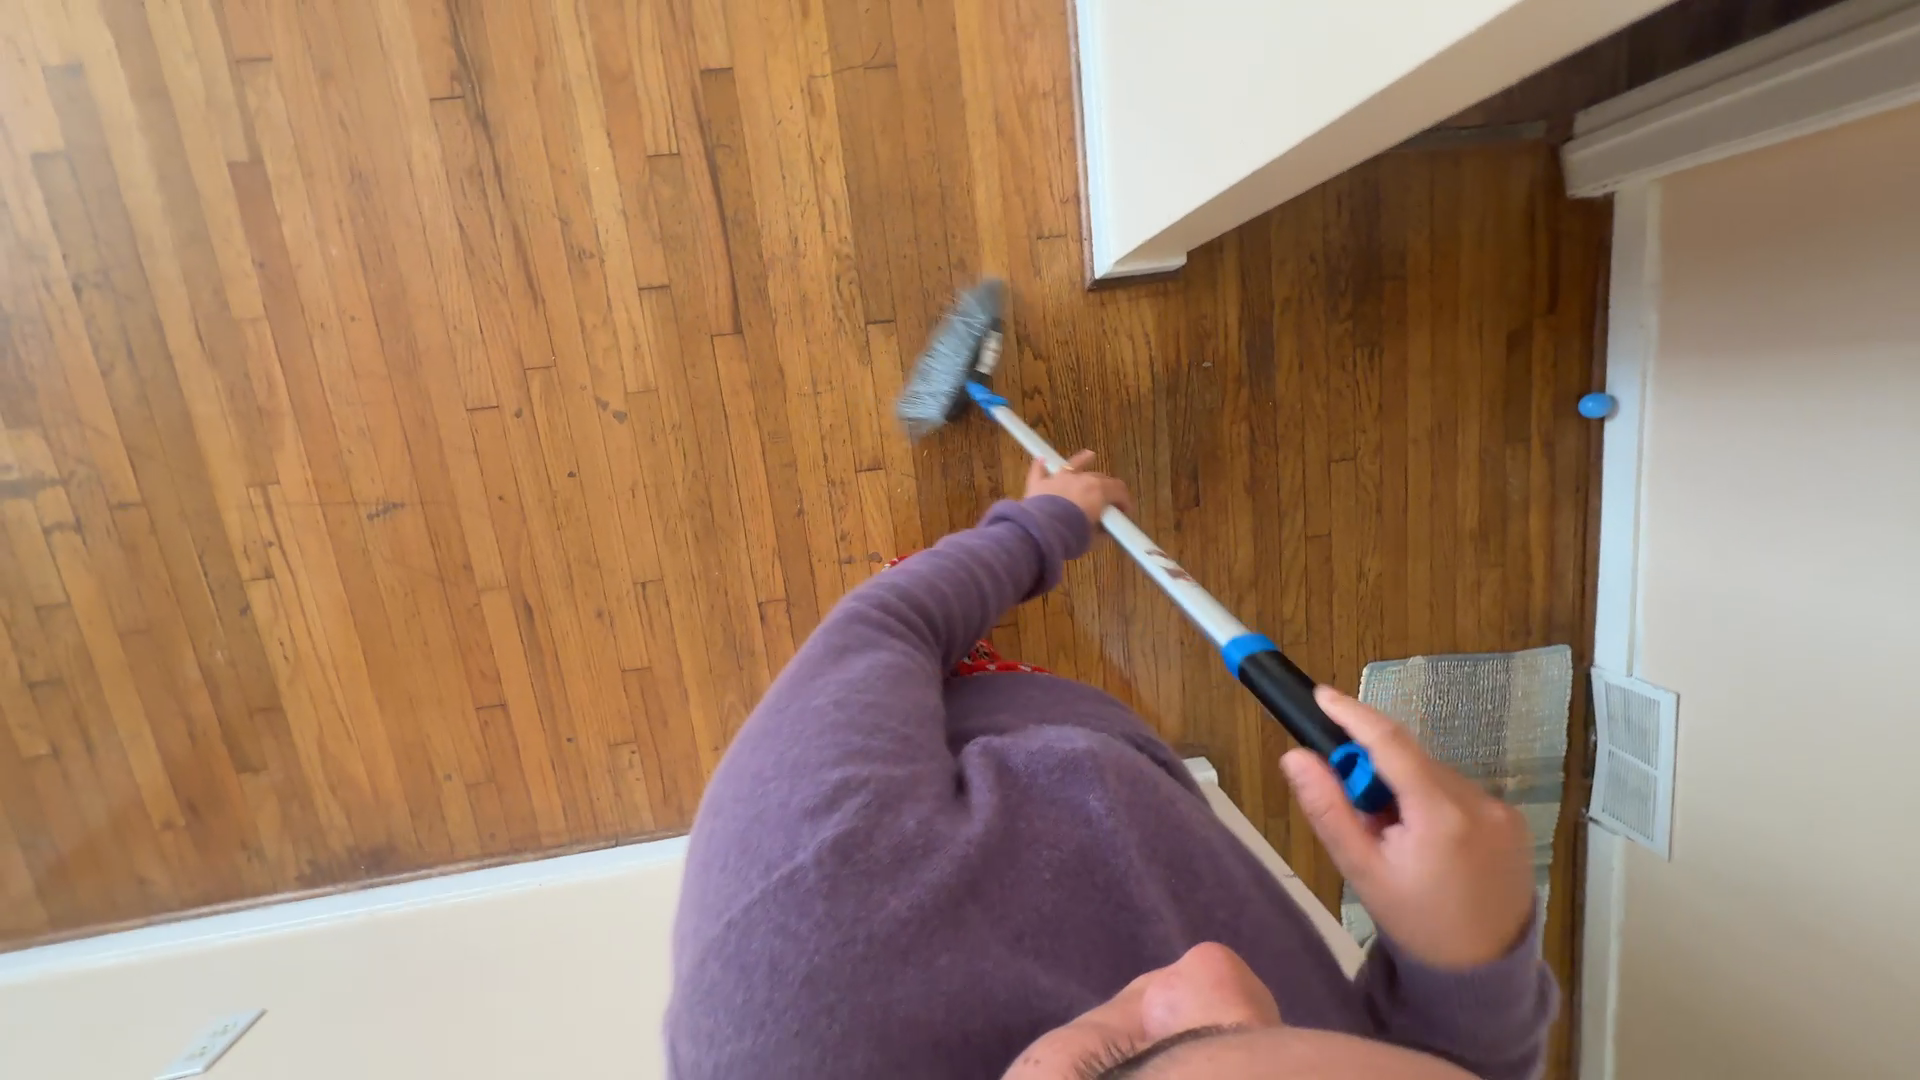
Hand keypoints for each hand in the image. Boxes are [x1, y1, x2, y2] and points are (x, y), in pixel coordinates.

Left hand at [1024, 450, 1132, 527]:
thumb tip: (1103, 529)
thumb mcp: (1093, 539)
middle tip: (1105, 502)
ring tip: (1089, 455)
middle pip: (1098, 478)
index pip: (1119, 489)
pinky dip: (1041, 466)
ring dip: (1082, 460)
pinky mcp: (1039, 483)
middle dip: (1105, 488)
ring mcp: (1059, 479)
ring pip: (1073, 465)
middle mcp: (1081, 479)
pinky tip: (1041, 460)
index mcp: (1099, 491)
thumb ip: (1101, 531)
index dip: (1124, 500)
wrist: (1042, 532)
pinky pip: (1040, 470)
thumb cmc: (1073, 536)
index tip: (1124, 511)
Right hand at [1281, 686, 1534, 970]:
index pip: (1390, 743)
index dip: (1353, 714)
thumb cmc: (1415, 920)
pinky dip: (1426, 799)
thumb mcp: (1359, 869)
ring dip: (1400, 785)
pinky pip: (1452, 789)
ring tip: (1391, 835)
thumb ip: (1327, 808)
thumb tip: (1294, 755)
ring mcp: (1500, 810)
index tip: (1321, 695)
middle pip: (1408, 758)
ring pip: (1429, 772)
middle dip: (1373, 769)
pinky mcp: (1510, 819)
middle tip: (1356, 808)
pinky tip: (1421, 838)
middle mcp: (1479, 803)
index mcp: (1442, 816)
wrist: (1484, 974)